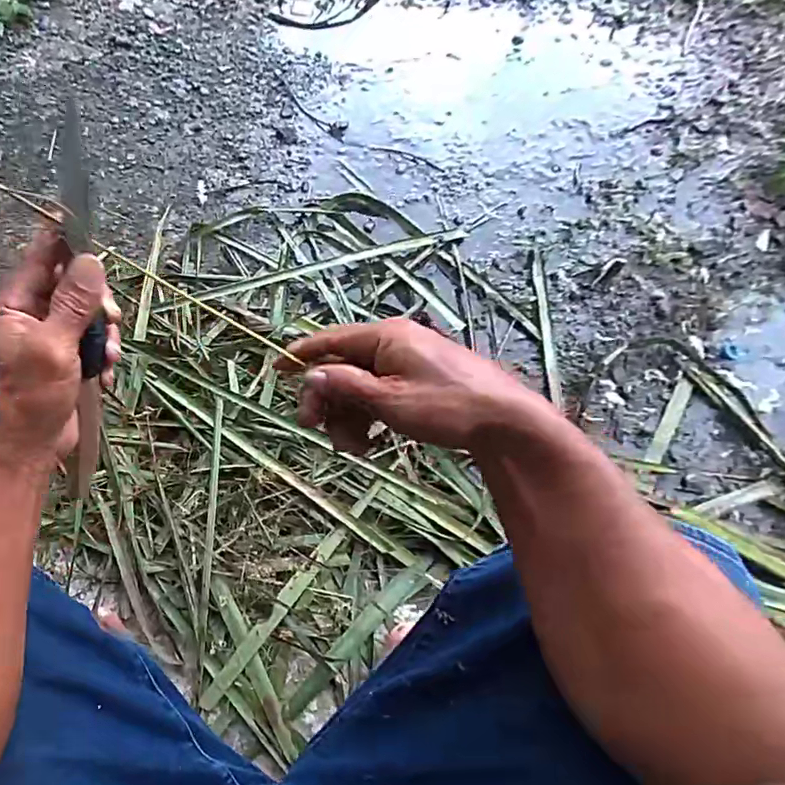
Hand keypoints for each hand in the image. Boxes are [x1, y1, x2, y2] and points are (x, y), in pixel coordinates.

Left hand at [0, 230, 119, 459]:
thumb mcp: (53, 346)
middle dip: (97, 302)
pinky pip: (91, 340)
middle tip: (109, 321)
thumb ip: (72, 303)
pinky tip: (103, 374)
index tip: (95, 236)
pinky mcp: (65, 357)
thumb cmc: (31, 397)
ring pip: (88, 313)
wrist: (28, 448)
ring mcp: (49, 336)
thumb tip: (90, 259)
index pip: (42, 256)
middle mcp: (31, 314)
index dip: (68, 242)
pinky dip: (101, 354)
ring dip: (103, 334)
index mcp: (14, 303)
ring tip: (106, 358)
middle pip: (73, 283)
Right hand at [274, 318, 553, 453]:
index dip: (301, 355)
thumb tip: (312, 375)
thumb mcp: (389, 400)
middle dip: (327, 401)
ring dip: (348, 416)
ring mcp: (408, 362)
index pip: (331, 340)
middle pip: (343, 368)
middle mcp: (394, 343)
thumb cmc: (448, 406)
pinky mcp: (419, 381)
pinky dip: (369, 417)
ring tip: (354, 447)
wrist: (507, 422)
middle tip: (315, 429)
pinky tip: (371, 442)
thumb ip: (346, 385)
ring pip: (360, 387)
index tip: (276, 369)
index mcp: (386, 337)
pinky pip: (380, 394)